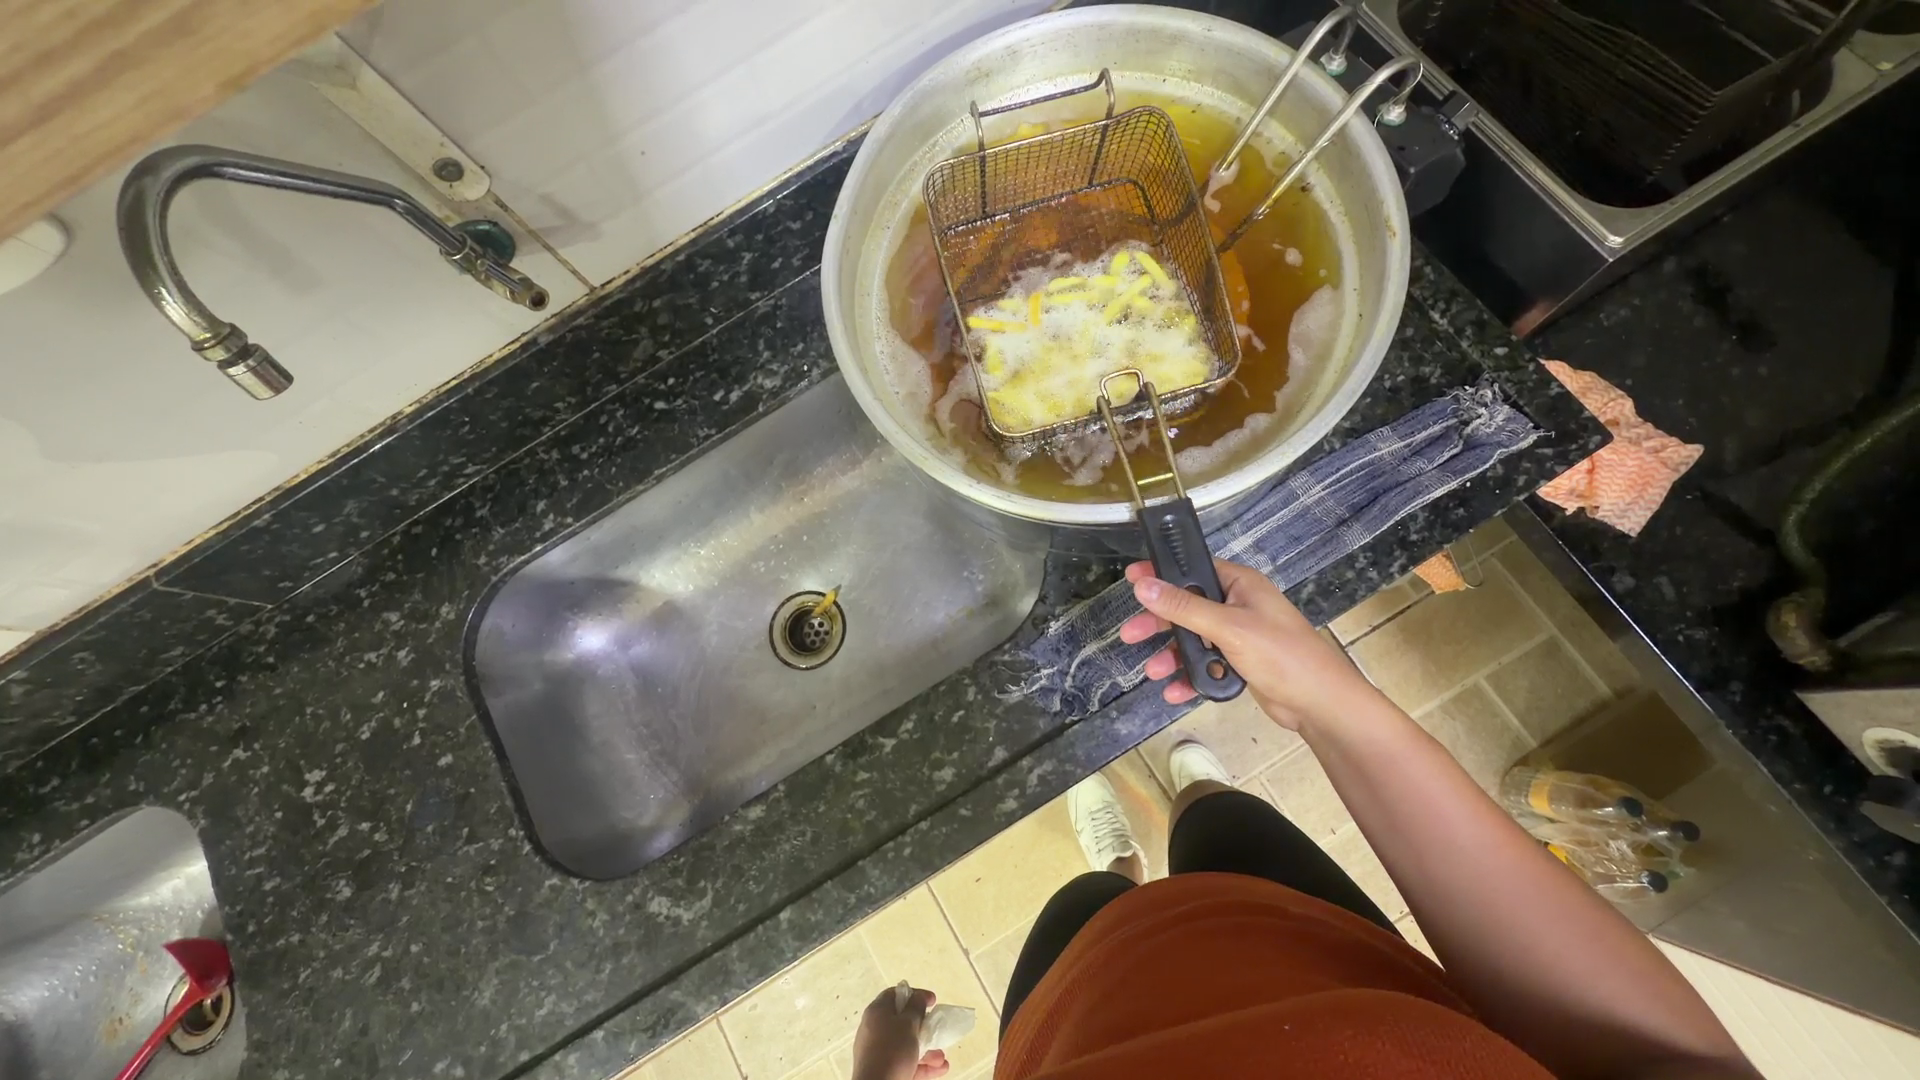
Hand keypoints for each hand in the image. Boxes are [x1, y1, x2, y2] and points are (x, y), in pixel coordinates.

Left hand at [851, 986, 949, 1079]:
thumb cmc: (892, 1050)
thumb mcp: (908, 1023)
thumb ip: (916, 1007)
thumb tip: (918, 997)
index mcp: (877, 1012)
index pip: (896, 994)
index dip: (915, 994)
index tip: (933, 1001)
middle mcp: (875, 1029)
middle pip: (903, 1022)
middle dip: (925, 1028)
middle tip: (937, 1030)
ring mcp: (879, 1052)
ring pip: (907, 1045)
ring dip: (928, 1050)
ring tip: (942, 1058)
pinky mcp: (884, 1070)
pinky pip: (905, 1063)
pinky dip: (922, 1065)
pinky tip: (939, 1069)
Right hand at [1118, 559, 1380, 731]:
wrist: (1320, 704)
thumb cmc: (1280, 655)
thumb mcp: (1227, 628)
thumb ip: (1183, 607)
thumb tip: (1143, 585)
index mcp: (1240, 585)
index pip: (1193, 569)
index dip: (1162, 573)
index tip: (1131, 577)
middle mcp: (1237, 605)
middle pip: (1187, 607)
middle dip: (1159, 623)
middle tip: (1130, 634)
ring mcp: (1238, 636)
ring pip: (1193, 639)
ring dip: (1173, 655)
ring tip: (1153, 672)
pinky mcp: (1239, 663)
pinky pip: (1206, 663)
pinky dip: (1190, 675)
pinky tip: (1176, 691)